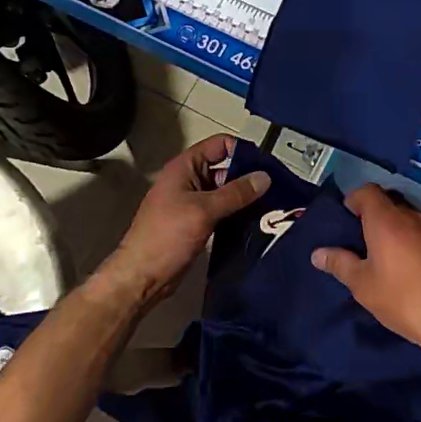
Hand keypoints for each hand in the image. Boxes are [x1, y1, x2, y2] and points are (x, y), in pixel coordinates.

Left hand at [102, 134, 271, 305]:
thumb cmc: (167, 236)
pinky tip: (258, 220)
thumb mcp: (204, 210)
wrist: (142, 276)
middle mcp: (189, 180)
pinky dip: (238, 213)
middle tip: (277, 187)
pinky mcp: (198, 223)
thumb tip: (265, 177)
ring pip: (225, 192)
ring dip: (245, 197)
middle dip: (249, 176)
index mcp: (184, 167)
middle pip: (225, 168)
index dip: (242, 150)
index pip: (219, 145)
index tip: (267, 165)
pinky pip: (222, 211)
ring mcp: (193, 203)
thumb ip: (236, 193)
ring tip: (274, 204)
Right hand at [311, 184, 420, 373]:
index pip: (367, 191)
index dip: (354, 201)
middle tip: (362, 241)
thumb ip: (339, 263)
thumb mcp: (363, 285)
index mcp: (386, 219)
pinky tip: (411, 266)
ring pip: (409, 218)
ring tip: (385, 255)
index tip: (346, 221)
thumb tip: (318, 253)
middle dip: (374, 216)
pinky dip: (414, 241)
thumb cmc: (403, 299)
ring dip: (396, 229)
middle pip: (389, 202)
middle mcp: (412, 215)